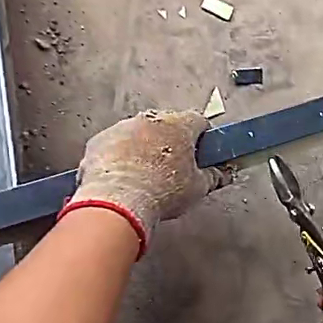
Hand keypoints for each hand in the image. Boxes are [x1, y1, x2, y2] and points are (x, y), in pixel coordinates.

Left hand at [62, 110, 227, 255]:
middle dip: (171, 142)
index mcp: (180, 125)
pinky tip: (124, 179)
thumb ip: (213, 177)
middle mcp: (151, 119)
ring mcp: (123, 128)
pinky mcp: (101, 141)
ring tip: (146, 178)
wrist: (119, 203)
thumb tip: (222, 174)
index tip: (201, 152)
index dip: (203, 138)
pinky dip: (120, 157)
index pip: (198, 121)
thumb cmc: (161, 193)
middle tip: (174, 169)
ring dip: (144, 148)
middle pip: (167, 125)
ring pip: (139, 134)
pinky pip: (115, 146)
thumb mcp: (198, 189)